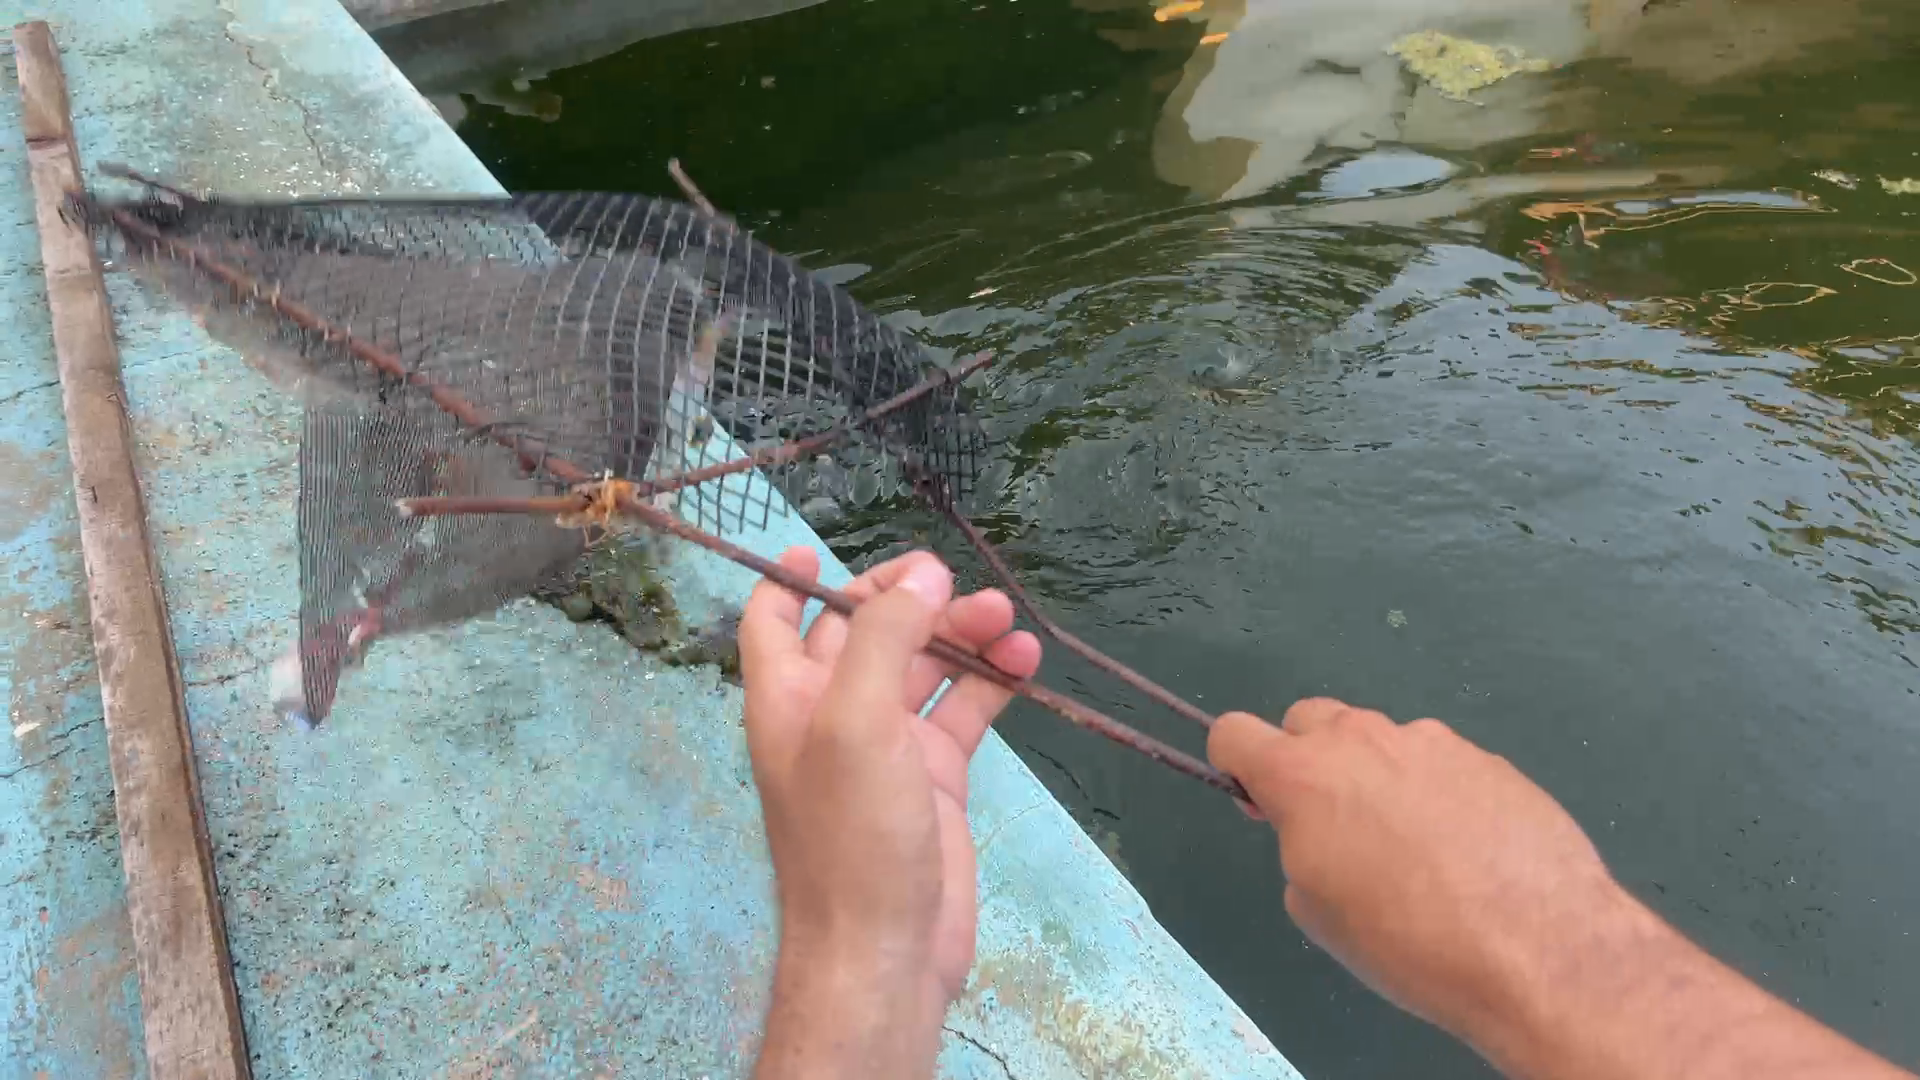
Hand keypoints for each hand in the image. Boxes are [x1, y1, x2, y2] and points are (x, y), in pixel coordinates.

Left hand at [740, 546, 1040, 1063]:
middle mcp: (834, 711)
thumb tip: (926, 573)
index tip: (818, 550)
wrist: (892, 949)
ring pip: (926, 665)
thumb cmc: (854, 831)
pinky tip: (1026, 662)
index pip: (772, 621)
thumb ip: (886, 636)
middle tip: (957, 583)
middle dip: (910, 601)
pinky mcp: (936, 770)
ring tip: (1007, 618)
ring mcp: (889, 741)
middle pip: (868, 631)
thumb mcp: (857, 721)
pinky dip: (992, 680)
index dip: (787, 582)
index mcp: (790, 695)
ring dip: (963, 636)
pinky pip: (964, 707)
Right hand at [1211, 700, 1917, 1079]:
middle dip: (1305, 755)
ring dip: (1372, 771)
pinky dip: (1432, 787)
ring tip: (1415, 840)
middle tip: (1335, 818)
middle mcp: (1355, 738)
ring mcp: (1424, 740)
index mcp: (1298, 773)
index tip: (1261, 801)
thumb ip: (1294, 842)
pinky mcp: (1484, 756)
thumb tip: (1312, 825)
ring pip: (1373, 738)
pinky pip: (1434, 759)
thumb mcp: (1313, 907)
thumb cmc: (1405, 940)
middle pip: (1304, 718)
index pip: (1232, 730)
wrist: (1546, 956)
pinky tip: (1467, 844)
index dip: (1235, 762)